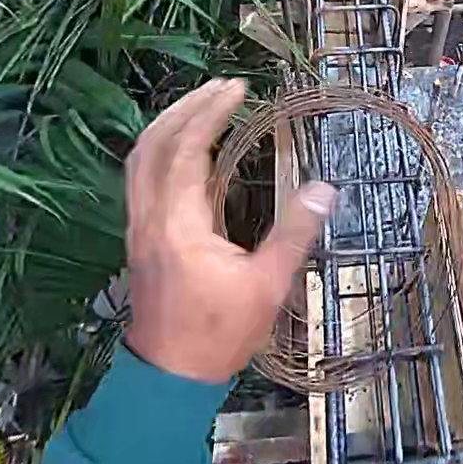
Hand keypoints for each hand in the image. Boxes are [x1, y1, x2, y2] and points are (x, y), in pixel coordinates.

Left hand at [123, 79, 336, 383]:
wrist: (169, 378)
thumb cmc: (220, 333)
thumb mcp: (267, 285)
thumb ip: (294, 233)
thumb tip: (325, 189)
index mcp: (178, 223)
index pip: (188, 149)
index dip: (211, 112)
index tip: (237, 88)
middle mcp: (149, 215)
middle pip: (155, 142)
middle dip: (188, 106)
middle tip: (222, 86)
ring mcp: (137, 224)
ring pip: (140, 156)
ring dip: (168, 122)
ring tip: (201, 102)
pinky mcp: (137, 233)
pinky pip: (140, 173)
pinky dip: (160, 145)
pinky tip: (182, 143)